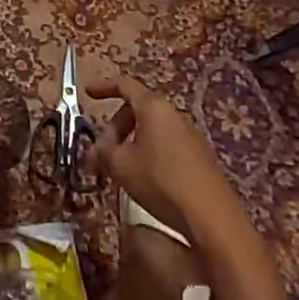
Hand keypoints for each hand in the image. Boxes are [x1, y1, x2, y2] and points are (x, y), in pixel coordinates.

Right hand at [85, 73, 239, 239]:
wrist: (210, 214)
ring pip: (151, 128)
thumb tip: (100, 145)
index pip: (124, 85)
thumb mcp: (121, 166)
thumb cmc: (160, 181)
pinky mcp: (198, 154)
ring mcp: (188, 133)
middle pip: (137, 108)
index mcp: (153, 107)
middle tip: (102, 151)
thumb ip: (104, 150)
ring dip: (131, 142)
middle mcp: (172, 113)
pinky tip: (144, 178)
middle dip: (116, 126)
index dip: (104, 87)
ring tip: (120, 169)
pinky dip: (148, 152)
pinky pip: (165, 143)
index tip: (89, 92)